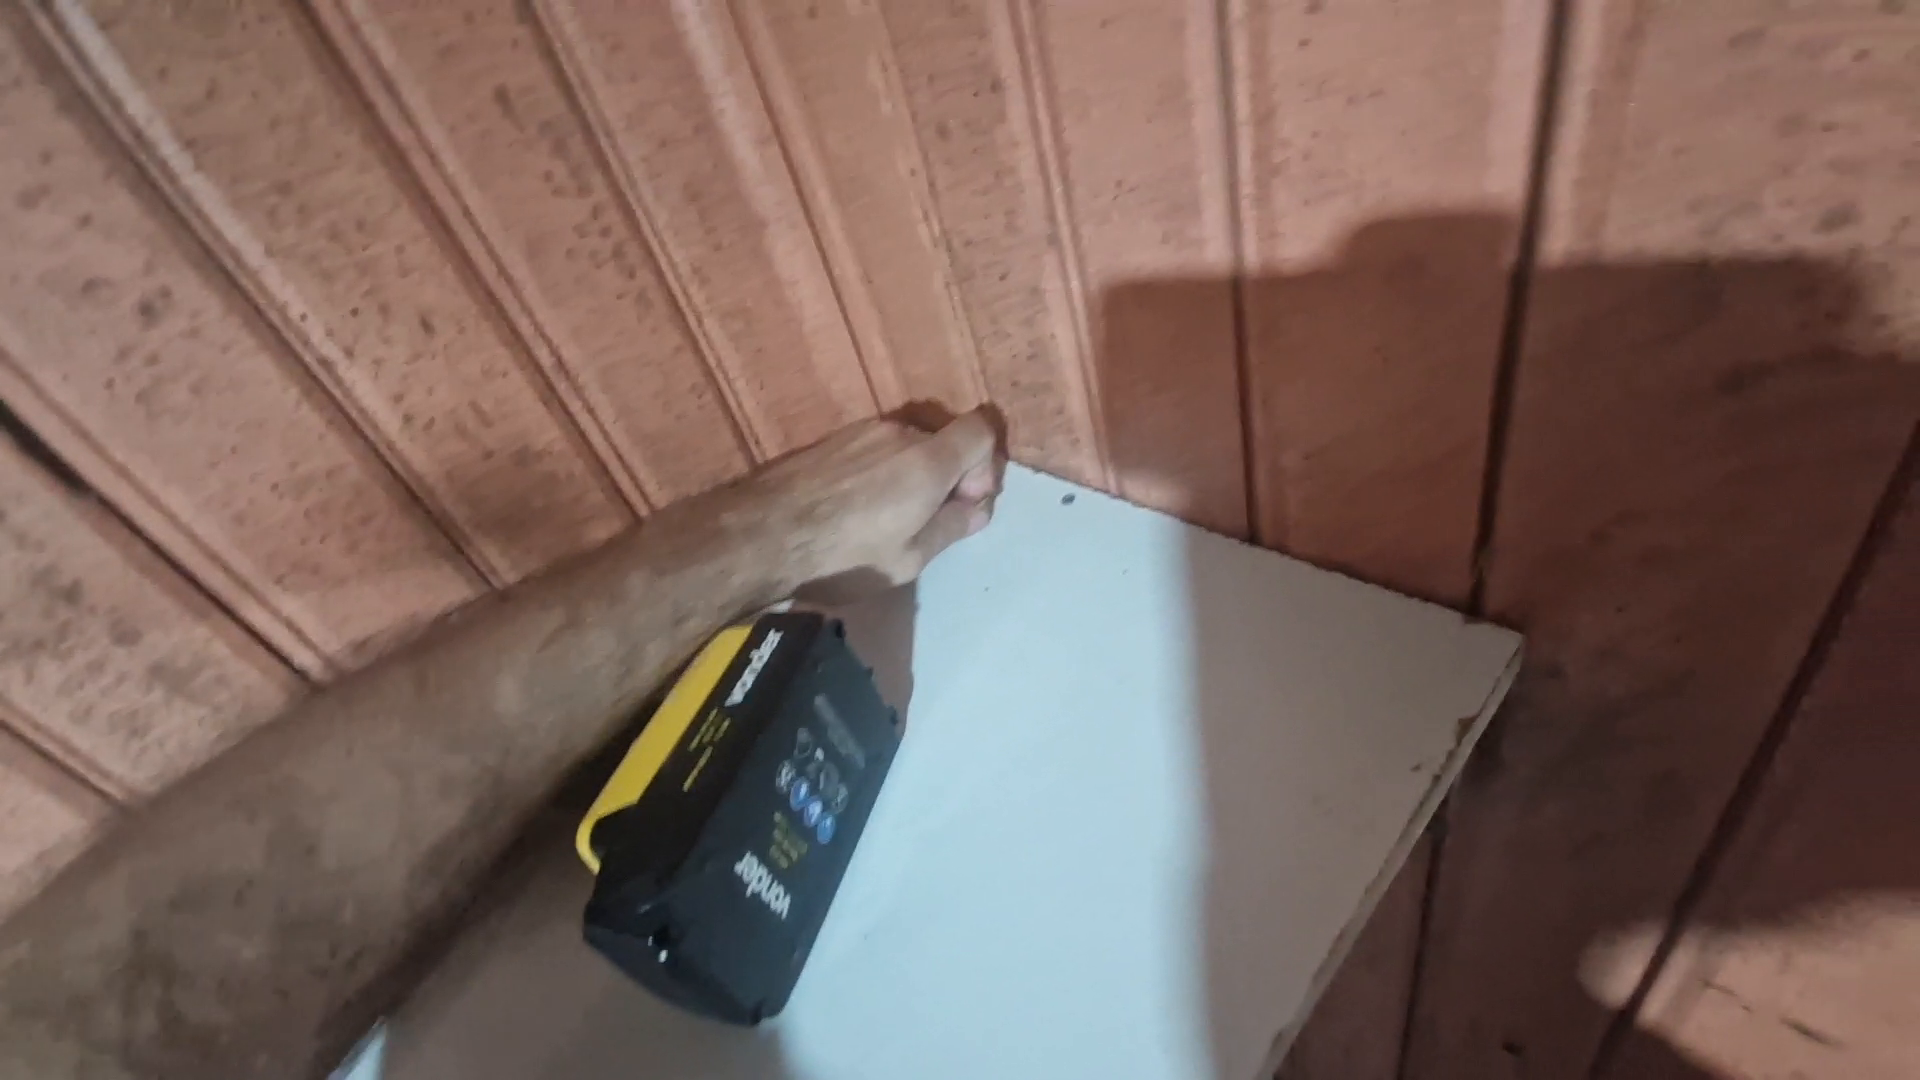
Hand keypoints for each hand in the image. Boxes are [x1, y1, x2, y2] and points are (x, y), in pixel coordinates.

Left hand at [749, 408, 1001, 592]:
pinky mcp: (833, 440)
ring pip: (909, 446)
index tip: (965, 502)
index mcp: (928, 461)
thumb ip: (950, 527)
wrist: (760, 534)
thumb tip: (976, 509)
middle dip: (950, 476)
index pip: (983, 429)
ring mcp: (862, 431)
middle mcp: (900, 433)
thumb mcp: (907, 559)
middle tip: (928, 521)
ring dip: (913, 476)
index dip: (986, 465)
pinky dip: (883, 472)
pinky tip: (857, 508)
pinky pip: (877, 449)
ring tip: (886, 519)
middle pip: (945, 441)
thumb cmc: (843, 555)